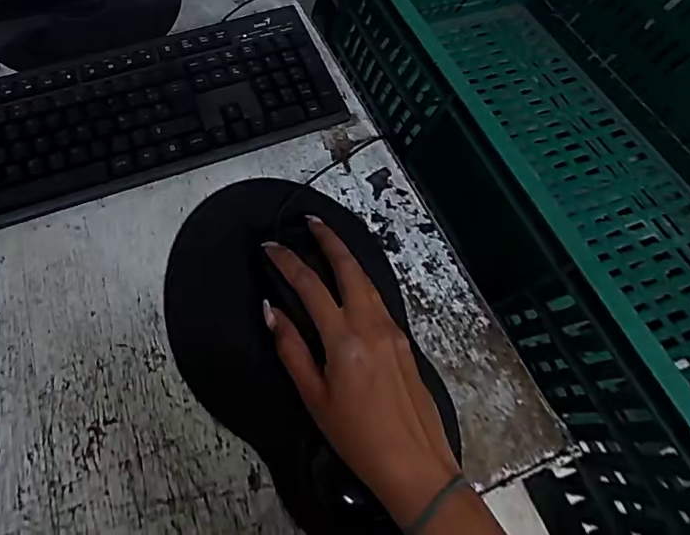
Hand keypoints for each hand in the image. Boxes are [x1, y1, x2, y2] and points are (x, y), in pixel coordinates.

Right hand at [263, 217, 493, 530]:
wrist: (417, 468)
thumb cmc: (362, 441)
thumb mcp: (315, 399)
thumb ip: (291, 349)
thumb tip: (272, 312)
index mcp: (345, 340)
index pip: (309, 285)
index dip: (287, 261)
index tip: (271, 247)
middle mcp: (371, 325)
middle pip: (347, 265)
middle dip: (327, 237)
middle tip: (311, 221)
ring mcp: (391, 329)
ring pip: (366, 277)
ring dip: (345, 254)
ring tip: (328, 241)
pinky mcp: (403, 339)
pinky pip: (377, 296)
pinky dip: (360, 277)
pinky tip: (350, 280)